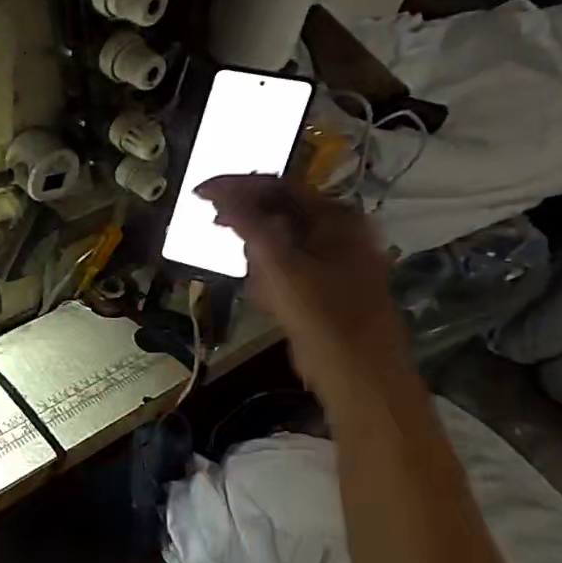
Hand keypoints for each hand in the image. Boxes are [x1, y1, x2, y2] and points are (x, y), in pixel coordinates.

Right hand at [196, 175, 409, 400]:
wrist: (360, 376)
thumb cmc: (321, 316)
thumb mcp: (279, 265)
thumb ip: (249, 225)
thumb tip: (223, 194)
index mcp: (336, 217)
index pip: (280, 187)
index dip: (237, 187)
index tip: (201, 193)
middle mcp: (342, 232)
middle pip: (282, 213)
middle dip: (249, 226)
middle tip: (218, 230)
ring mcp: (339, 261)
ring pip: (285, 245)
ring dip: (261, 257)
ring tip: (254, 282)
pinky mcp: (330, 290)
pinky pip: (293, 272)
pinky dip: (274, 279)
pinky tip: (268, 300)